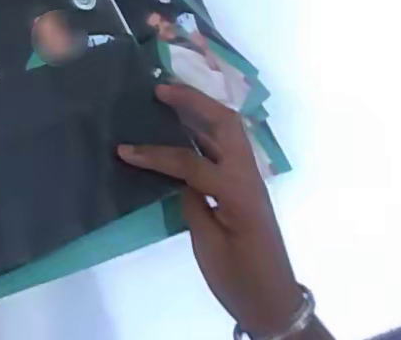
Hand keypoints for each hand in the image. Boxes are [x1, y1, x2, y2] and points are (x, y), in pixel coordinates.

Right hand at [118, 84, 321, 338]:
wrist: (277, 310)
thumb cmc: (241, 281)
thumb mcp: (210, 246)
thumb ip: (193, 203)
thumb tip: (177, 176)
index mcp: (238, 193)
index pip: (190, 160)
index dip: (154, 153)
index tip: (124, 150)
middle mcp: (247, 178)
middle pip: (226, 123)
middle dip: (193, 100)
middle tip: (159, 89)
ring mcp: (248, 180)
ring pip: (227, 130)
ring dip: (199, 108)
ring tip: (166, 96)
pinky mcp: (242, 186)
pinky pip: (222, 146)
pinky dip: (201, 129)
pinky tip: (179, 128)